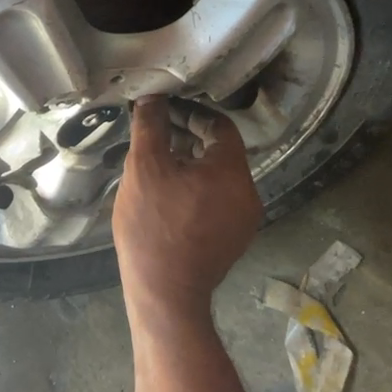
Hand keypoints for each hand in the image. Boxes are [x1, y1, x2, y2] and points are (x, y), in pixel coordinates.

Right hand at [114, 96, 263, 316]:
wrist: (164, 294)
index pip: (220, 125)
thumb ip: (150, 125)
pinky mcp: (231, 239)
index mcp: (232, 173)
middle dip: (187, 134)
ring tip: (155, 157)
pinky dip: (194, 184)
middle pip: (220, 150)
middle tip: (154, 130)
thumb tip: (152, 97)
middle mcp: (247, 195)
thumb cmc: (154, 225)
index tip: (163, 108)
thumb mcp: (144, 166)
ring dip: (189, 159)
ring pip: (216, 175)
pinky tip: (165, 188)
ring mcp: (242, 221)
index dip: (190, 111)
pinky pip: (215, 197)